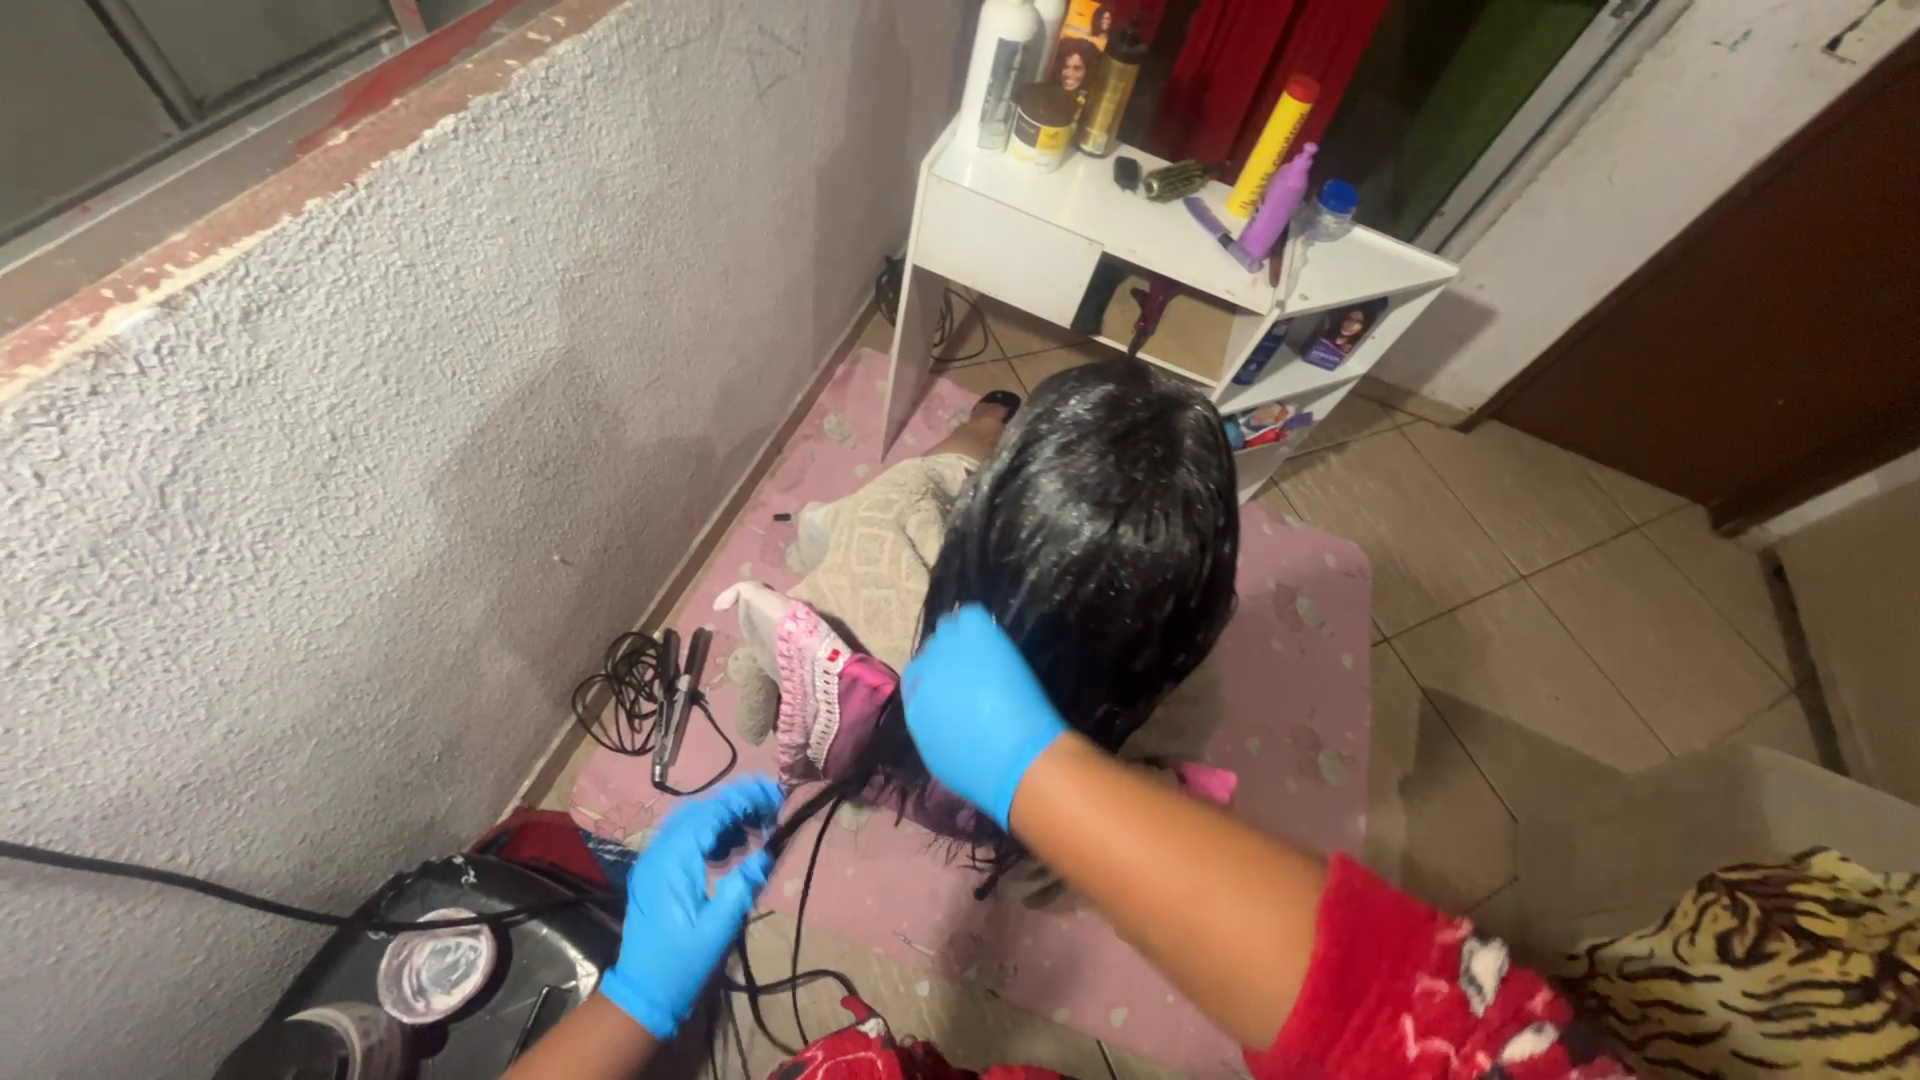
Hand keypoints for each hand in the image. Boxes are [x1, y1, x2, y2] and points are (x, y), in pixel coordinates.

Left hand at [598, 775, 781, 1037]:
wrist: (642, 993)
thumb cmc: (682, 963)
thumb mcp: (718, 928)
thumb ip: (742, 885)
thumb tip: (768, 853)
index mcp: (673, 862)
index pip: (711, 812)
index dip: (745, 798)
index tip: (776, 796)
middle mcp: (659, 852)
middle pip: (700, 809)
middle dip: (737, 802)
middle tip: (771, 807)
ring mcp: (654, 861)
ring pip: (692, 820)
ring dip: (725, 816)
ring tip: (756, 827)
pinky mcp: (657, 871)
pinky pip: (685, 836)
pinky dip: (711, 831)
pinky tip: (731, 848)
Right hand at [902, 606, 1067, 826]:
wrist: (1017, 761)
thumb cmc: (981, 771)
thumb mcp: (938, 756)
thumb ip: (930, 726)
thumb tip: (938, 712)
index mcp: (912, 704)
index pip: (915, 676)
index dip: (935, 678)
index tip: (954, 685)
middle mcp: (926, 672)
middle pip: (931, 650)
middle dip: (948, 658)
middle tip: (971, 670)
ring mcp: (951, 651)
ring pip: (948, 628)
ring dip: (961, 638)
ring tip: (980, 652)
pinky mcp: (979, 638)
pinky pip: (971, 615)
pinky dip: (977, 623)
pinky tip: (989, 637)